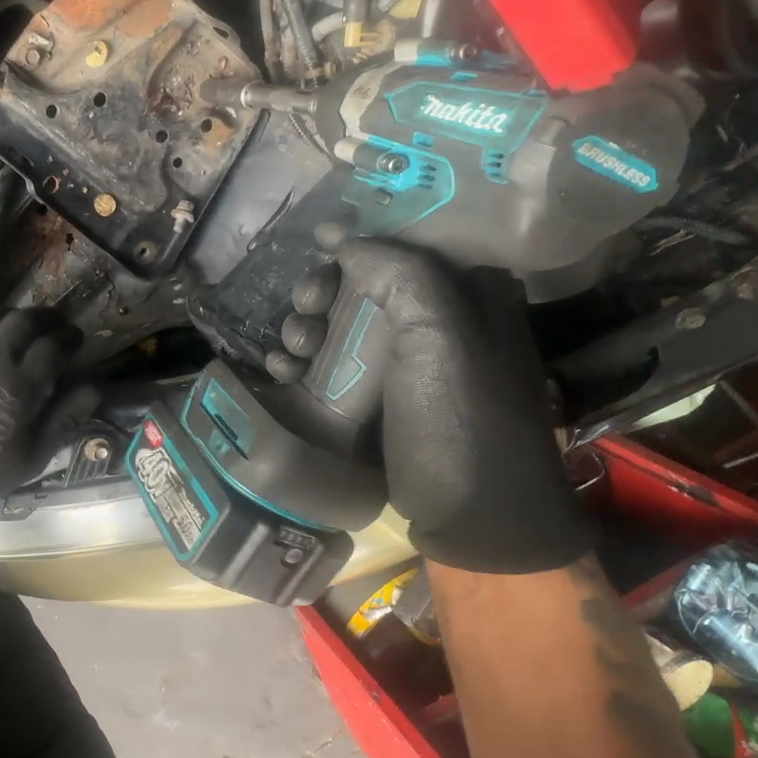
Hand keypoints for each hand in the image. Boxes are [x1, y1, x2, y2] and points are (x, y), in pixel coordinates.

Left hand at [0, 308, 96, 539]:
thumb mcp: (30, 458)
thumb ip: (64, 420)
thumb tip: (94, 388)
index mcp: (21, 385)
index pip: (53, 345)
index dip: (68, 337)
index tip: (75, 337)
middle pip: (23, 320)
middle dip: (43, 317)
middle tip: (51, 323)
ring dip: (7, 315)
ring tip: (15, 324)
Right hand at [271, 228, 591, 572]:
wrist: (473, 520)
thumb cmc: (462, 420)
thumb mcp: (441, 335)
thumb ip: (399, 273)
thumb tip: (347, 243)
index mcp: (471, 296)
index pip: (410, 243)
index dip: (361, 237)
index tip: (317, 242)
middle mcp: (440, 323)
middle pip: (365, 283)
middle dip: (324, 289)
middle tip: (305, 308)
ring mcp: (406, 365)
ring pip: (341, 324)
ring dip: (305, 327)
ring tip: (292, 351)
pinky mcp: (379, 401)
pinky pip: (332, 365)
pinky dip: (302, 362)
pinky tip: (284, 371)